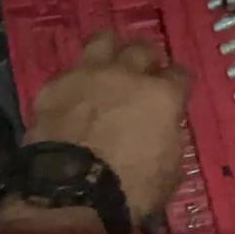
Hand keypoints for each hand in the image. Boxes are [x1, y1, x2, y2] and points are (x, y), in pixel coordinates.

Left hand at [25, 30, 189, 219]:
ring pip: (102, 42)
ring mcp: (87, 76)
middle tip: (145, 72)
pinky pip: (69, 73)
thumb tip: (163, 135)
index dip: (180, 84)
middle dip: (147, 59)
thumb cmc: (132, 190)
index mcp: (161, 97)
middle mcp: (126, 75)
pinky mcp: (54, 86)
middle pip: (141, 49)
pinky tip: (75, 94)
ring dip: (110, 49)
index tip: (178, 92)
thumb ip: (168, 142)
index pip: (180, 75)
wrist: (73, 191)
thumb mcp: (169, 173)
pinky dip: (76, 82)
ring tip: (110, 63)